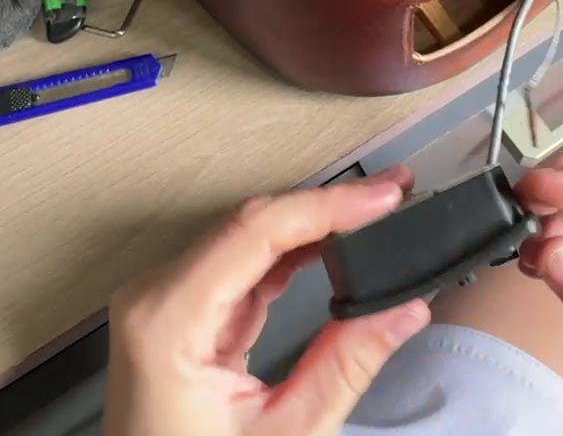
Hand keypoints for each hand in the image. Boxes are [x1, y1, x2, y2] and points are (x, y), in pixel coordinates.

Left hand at [104, 167, 430, 435]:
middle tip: (390, 195)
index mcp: (168, 321)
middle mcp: (158, 295)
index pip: (256, 231)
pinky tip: (333, 242)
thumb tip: (403, 310)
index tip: (381, 198)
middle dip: (328, 206)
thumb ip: (345, 366)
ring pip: (252, 234)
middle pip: (253, 223)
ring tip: (372, 211)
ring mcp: (168, 298)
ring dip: (316, 222)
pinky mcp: (185, 309)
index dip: (325, 205)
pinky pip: (245, 262)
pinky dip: (294, 251)